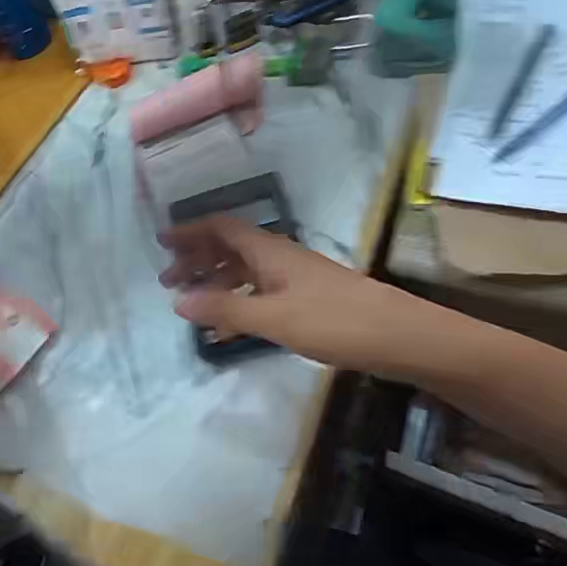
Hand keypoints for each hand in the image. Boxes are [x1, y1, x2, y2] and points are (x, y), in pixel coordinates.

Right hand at [159, 216, 450, 373]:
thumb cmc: (335, 321)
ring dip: (214, 283)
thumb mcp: (273, 318)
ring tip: (190, 304)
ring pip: (243, 272)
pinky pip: (259, 294)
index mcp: (269, 252)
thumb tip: (178, 301)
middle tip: (168, 280)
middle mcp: (279, 258)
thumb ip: (224, 310)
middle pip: (229, 248)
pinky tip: (226, 330)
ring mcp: (294, 279)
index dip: (190, 231)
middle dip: (196, 259)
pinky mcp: (307, 300)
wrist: (404, 337)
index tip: (162, 242)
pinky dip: (237, 304)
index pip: (221, 228)